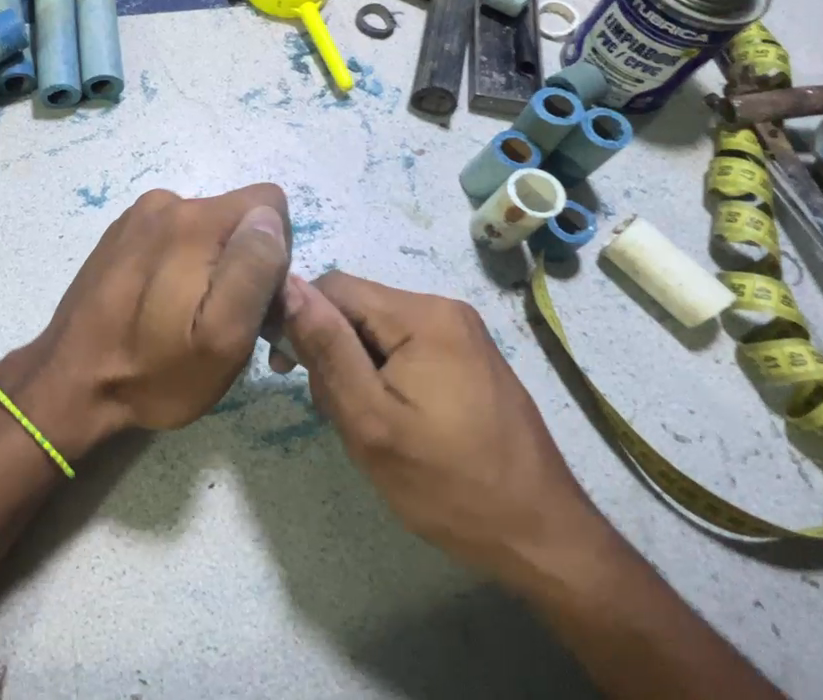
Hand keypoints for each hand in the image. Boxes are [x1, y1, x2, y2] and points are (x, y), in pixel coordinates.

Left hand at [17, 185, 291, 448]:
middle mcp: (164, 204)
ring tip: (188, 322)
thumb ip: (254, 269)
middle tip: (222, 323)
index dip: (276, 254)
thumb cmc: (153, 370)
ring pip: (206, 231)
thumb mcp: (223, 336)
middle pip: (236, 219)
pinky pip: (172, 240)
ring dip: (211, 270)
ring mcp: (135, 219)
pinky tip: (161, 311)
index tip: (254, 301)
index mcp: (193, 220)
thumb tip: (269, 219)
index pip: (269, 205)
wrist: (69, 384)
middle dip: (244, 264)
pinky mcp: (119, 238)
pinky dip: (180, 269)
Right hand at [275, 271, 607, 581]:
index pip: (333, 287)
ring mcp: (462, 335)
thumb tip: (286, 287)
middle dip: (330, 351)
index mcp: (422, 316)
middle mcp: (445, 310)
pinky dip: (383, 378)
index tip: (283, 369)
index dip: (298, 318)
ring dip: (355, 369)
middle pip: (357, 308)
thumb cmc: (447, 483)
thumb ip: (326, 348)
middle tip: (334, 411)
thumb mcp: (371, 419)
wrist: (539, 535)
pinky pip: (406, 350)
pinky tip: (391, 423)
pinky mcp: (470, 360)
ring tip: (365, 425)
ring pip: (377, 332)